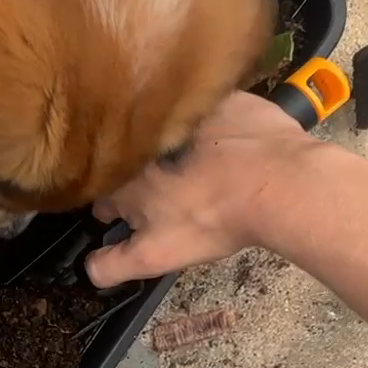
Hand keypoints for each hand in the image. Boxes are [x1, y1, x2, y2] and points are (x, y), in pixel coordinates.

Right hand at [86, 93, 321, 287]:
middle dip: (141, 179)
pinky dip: (212, 131)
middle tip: (166, 200)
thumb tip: (88, 269)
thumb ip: (112, 266)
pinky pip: (208, 115)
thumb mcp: (154, 256)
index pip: (101, 193)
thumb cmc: (212, 218)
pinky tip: (229, 151)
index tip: (122, 219)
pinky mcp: (225, 98)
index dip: (111, 210)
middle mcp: (148, 137)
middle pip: (134, 163)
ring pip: (169, 137)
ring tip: (198, 173)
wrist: (279, 183)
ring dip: (174, 153)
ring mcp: (188, 113)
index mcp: (125, 175)